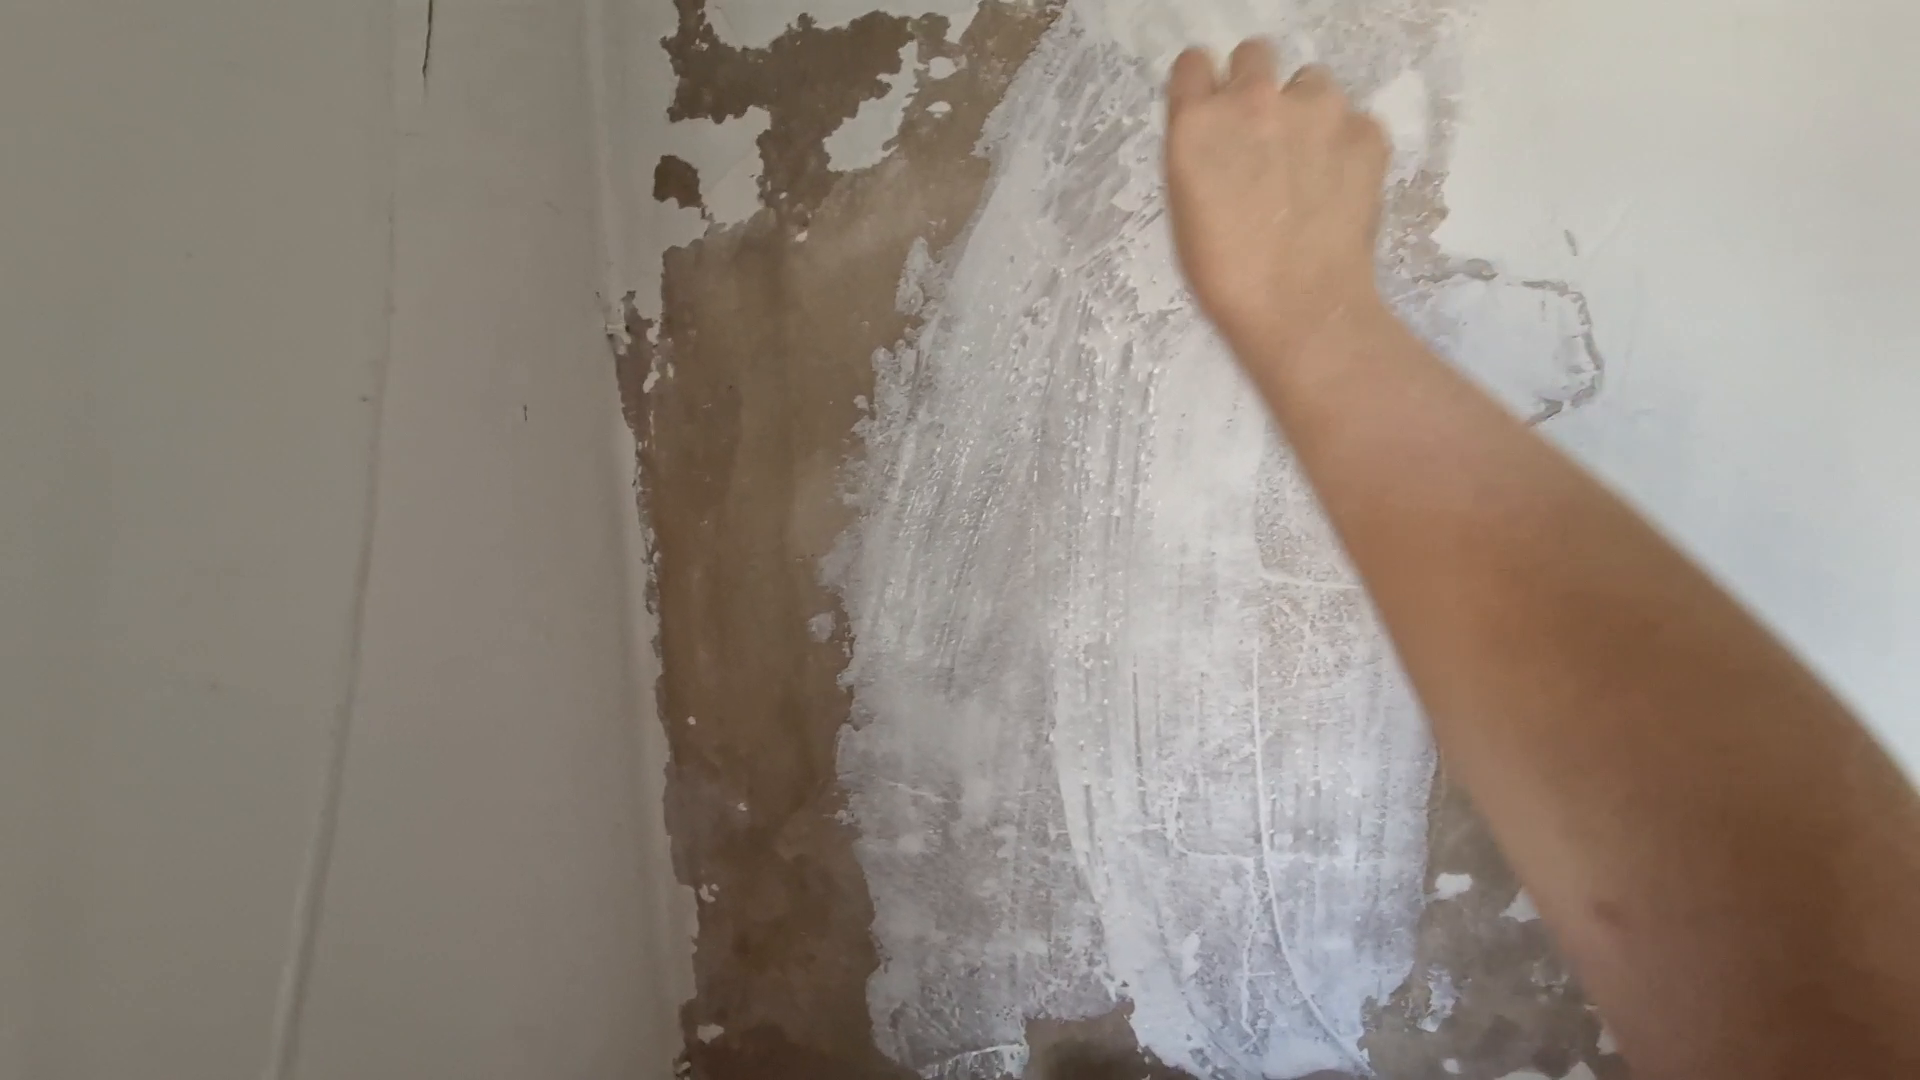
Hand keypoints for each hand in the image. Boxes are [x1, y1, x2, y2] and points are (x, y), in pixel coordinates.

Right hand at [1165, 40, 1391, 356]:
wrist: (1297, 308)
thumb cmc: (1224, 277)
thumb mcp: (1186, 213)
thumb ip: (1200, 156)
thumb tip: (1221, 140)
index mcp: (1197, 125)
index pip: (1192, 65)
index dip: (1202, 87)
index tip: (1211, 112)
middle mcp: (1254, 99)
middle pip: (1254, 54)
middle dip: (1254, 89)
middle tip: (1260, 141)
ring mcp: (1318, 108)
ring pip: (1310, 83)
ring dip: (1304, 114)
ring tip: (1305, 172)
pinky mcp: (1367, 129)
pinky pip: (1353, 120)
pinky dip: (1344, 147)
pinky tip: (1336, 192)